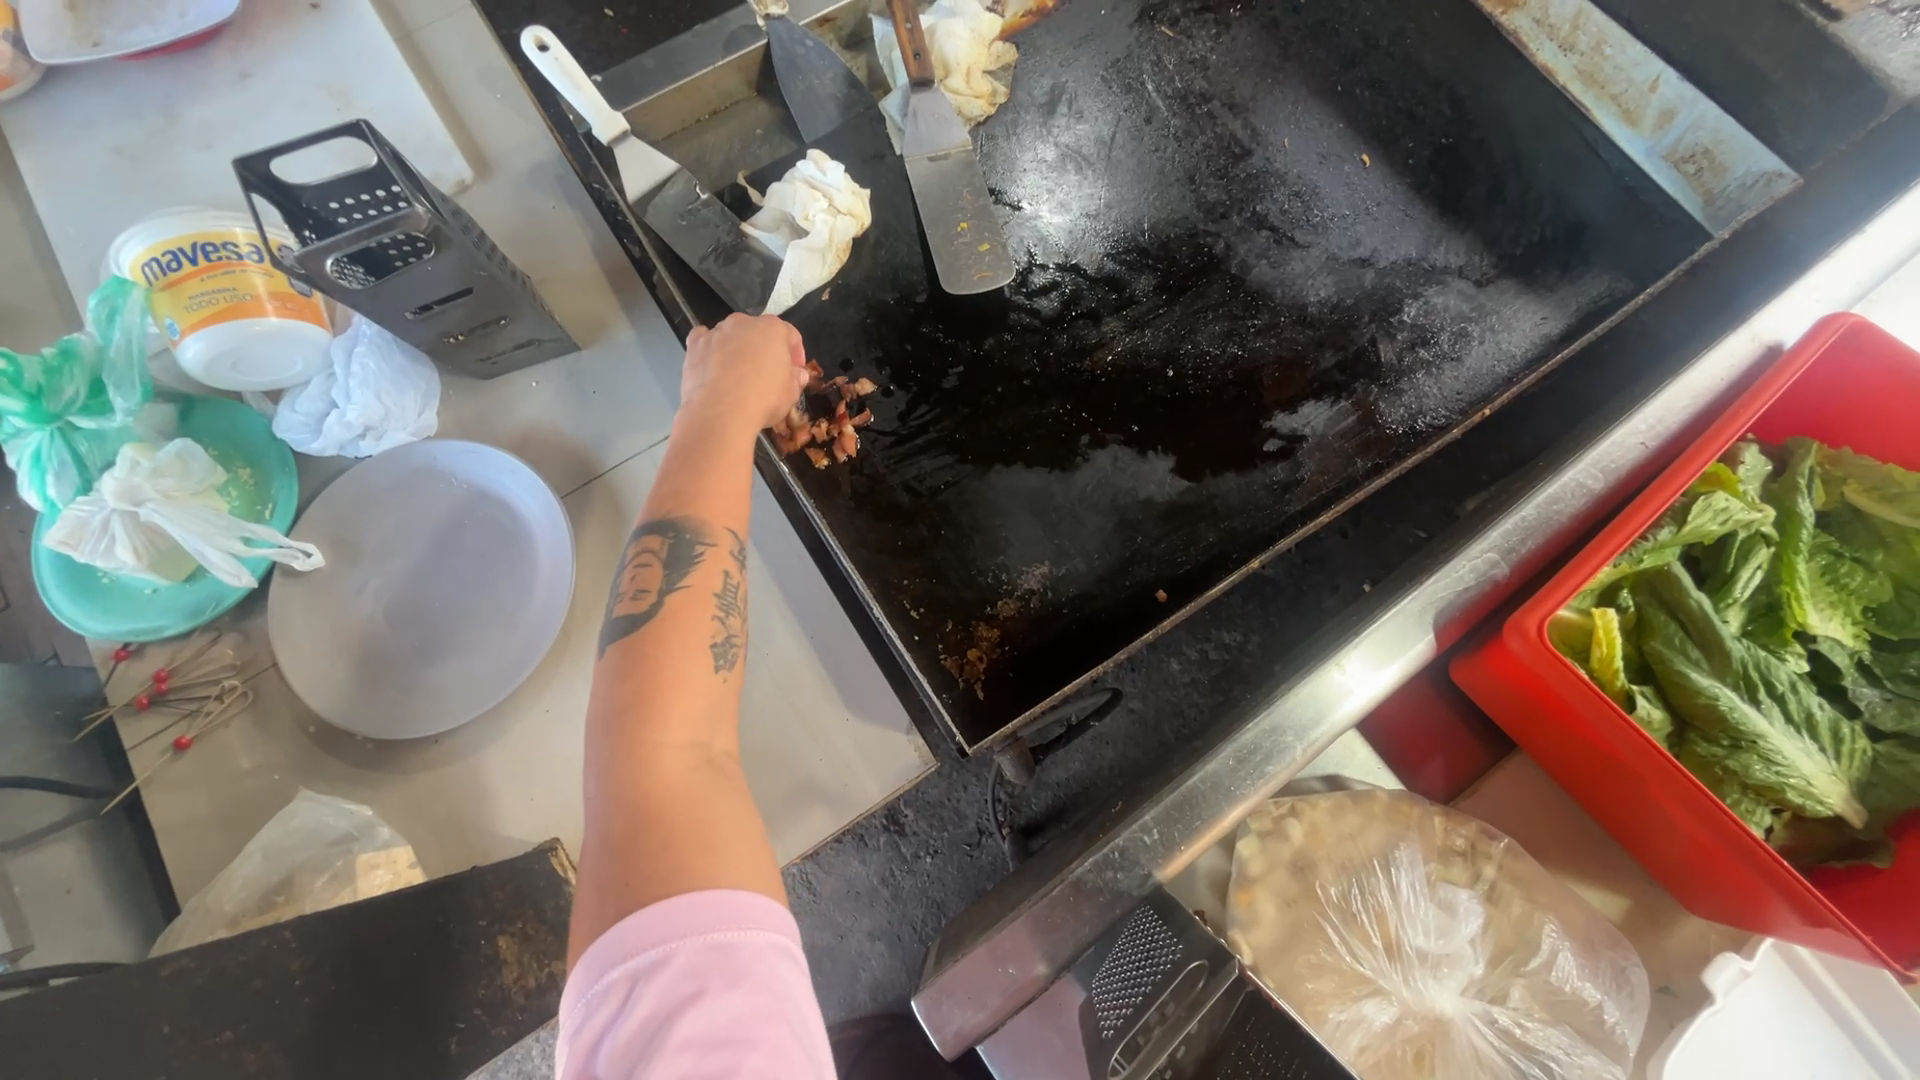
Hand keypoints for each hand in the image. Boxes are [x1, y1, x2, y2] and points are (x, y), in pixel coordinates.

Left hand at [677, 314, 809, 438]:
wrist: (720, 412)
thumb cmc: (763, 399)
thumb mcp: (790, 393)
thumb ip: (796, 379)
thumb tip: (798, 374)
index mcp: (772, 329)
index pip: (790, 335)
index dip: (796, 354)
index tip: (796, 372)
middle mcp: (743, 323)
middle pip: (758, 332)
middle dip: (765, 350)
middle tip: (768, 373)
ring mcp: (716, 332)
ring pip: (731, 335)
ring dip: (737, 349)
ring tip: (738, 375)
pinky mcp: (695, 345)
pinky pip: (705, 341)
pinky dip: (710, 349)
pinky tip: (713, 365)